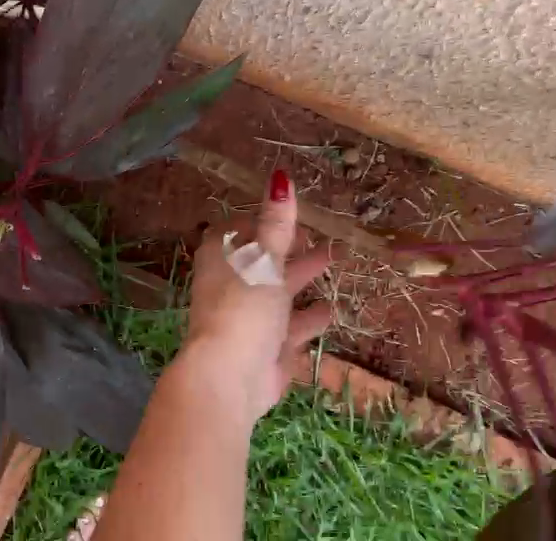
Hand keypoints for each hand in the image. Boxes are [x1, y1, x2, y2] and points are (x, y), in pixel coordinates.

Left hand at [178, 169, 333, 425]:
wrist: (230, 377)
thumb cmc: (243, 307)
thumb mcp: (265, 259)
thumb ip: (277, 223)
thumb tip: (280, 177)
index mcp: (221, 257)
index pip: (241, 229)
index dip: (265, 221)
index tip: (291, 214)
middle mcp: (230, 284)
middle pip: (263, 260)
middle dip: (290, 248)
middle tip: (321, 237)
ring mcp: (246, 318)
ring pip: (277, 292)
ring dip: (302, 278)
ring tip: (333, 262)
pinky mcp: (263, 348)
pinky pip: (288, 327)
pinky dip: (307, 318)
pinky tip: (330, 312)